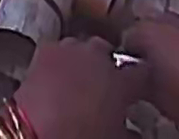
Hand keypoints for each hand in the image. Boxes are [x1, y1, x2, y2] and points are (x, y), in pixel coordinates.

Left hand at [13, 37, 145, 138]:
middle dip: (109, 67)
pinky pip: (61, 50)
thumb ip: (129, 132)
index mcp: (120, 80)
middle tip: (105, 89)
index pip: (141, 71)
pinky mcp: (47, 47)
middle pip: (109, 53)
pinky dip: (62, 60)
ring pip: (83, 48)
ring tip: (80, 83)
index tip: (140, 87)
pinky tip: (58, 78)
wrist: (36, 133)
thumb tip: (134, 132)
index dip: (142, 79)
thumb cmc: (81, 137)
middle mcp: (97, 56)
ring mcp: (71, 47)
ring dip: (85, 61)